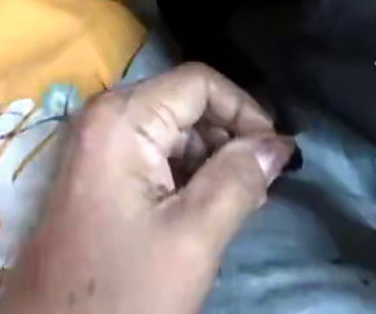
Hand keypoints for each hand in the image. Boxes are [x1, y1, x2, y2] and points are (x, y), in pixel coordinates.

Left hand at [0, 62, 293, 313]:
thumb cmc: (122, 294)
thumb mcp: (191, 239)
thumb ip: (239, 180)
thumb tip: (278, 143)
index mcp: (122, 117)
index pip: (199, 83)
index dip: (244, 109)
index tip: (276, 151)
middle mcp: (105, 116)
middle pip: (186, 102)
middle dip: (228, 136)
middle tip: (263, 181)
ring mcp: (97, 144)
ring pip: (173, 129)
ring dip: (211, 157)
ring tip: (243, 199)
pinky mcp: (96, 173)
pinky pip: (154, 153)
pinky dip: (187, 173)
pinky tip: (209, 207)